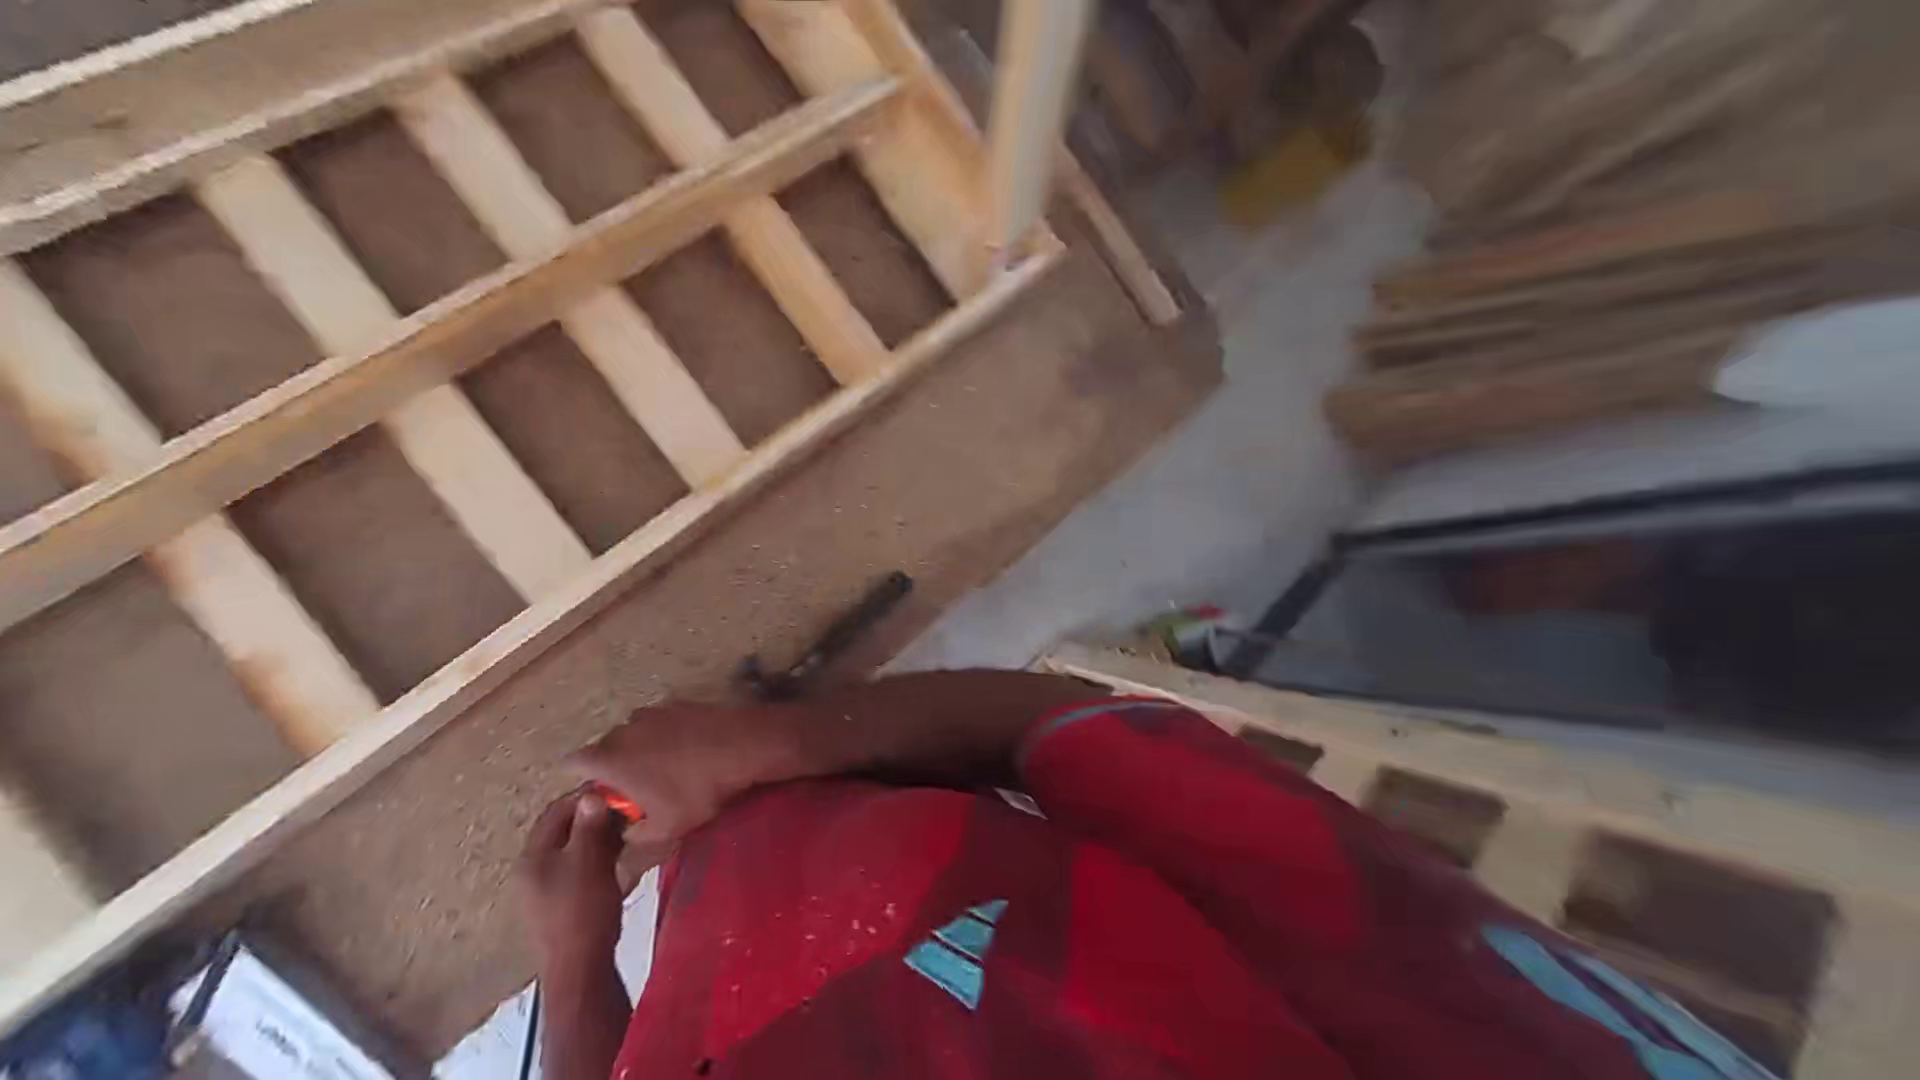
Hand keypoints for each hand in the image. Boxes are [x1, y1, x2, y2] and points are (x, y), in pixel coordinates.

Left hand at [517, 789, 625, 975]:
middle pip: (563, 829)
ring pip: (573, 847)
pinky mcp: (561, 901)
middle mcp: (532, 870)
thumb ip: (589, 826)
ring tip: (626, 827)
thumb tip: (592, 794)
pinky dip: (597, 853)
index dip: (582, 796)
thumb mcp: (589, 861)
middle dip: (593, 815)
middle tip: (624, 806)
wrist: (580, 967)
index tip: (614, 787)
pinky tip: (619, 853)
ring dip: (598, 834)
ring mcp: (545, 888)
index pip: (555, 812)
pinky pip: (578, 865)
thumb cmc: (582, 910)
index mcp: (531, 858)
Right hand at [566, 700, 806, 846]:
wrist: (744, 744)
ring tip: (665, 768)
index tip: (596, 791)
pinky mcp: (680, 702)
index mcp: (610, 758)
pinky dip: (667, 734)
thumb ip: (636, 836)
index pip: (571, 763)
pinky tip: (688, 749)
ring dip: (641, 748)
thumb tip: (627, 834)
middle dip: (613, 765)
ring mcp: (654, 711)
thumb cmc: (698, 789)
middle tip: (635, 787)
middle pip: (605, 746)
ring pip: (634, 732)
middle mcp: (625, 728)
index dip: (579, 777)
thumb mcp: (666, 827)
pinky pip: (661, 722)